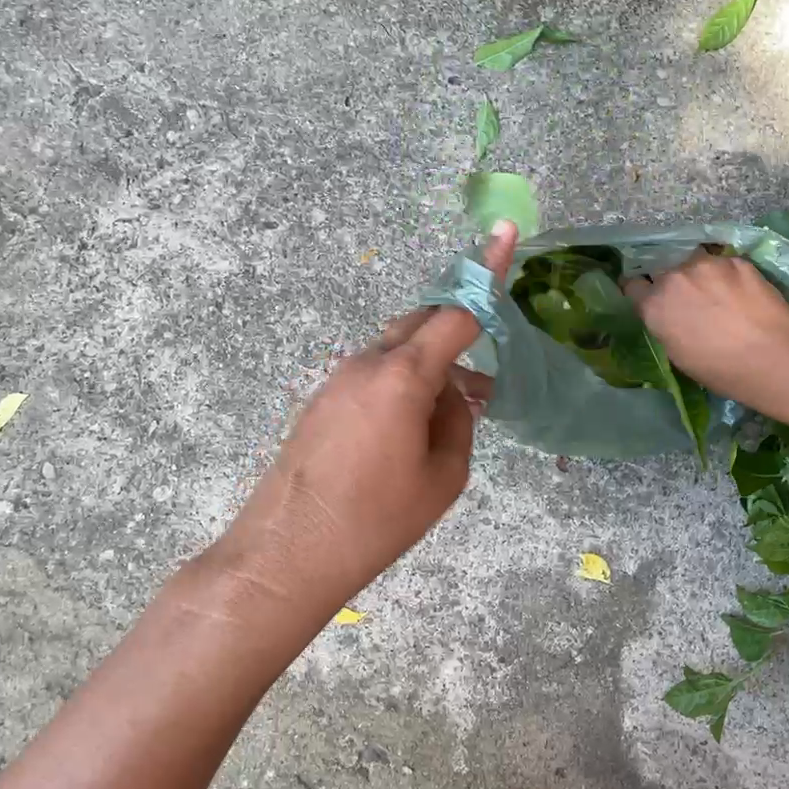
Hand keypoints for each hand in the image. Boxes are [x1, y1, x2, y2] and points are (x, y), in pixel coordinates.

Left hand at [215, 223, 518, 608]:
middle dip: (458, 326)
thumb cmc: (376, 520)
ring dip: (432, 363)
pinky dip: (406, 381)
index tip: (503, 231)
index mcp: (404, 376)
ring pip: (398, 348)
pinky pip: (377, 371)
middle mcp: (368, 364)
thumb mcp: (444, 476)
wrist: (284, 558)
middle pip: (423, 321)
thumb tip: (449, 398)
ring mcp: (339, 380)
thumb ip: (458, 422)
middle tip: (485, 362)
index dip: (486, 271)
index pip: (457, 312)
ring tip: (456, 408)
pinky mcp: (323, 400)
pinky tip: (416, 423)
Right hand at [624, 248, 788, 401]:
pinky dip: (727, 275)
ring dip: (698, 274)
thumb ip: (666, 325)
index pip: (633, 285)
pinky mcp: (736, 260)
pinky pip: (722, 263)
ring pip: (693, 261)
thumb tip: (669, 315)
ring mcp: (707, 264)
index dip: (642, 292)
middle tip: (689, 299)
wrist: (775, 358)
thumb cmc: (723, 371)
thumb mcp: (679, 355)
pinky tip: (741, 292)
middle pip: (663, 269)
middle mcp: (675, 277)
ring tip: (717, 292)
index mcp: (654, 305)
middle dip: (670, 281)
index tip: (650, 298)